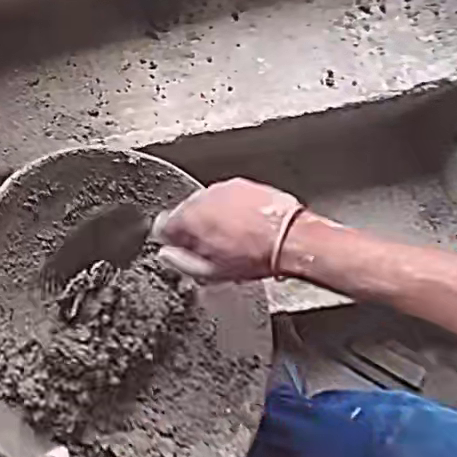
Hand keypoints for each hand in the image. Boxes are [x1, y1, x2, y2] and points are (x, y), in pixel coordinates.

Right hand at [152, 178, 304, 280]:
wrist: (294, 240)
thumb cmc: (257, 257)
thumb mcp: (212, 271)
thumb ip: (182, 262)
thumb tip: (167, 256)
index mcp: (187, 218)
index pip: (163, 226)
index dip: (171, 240)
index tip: (182, 248)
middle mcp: (201, 198)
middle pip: (185, 213)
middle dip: (194, 228)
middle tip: (211, 246)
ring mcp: (223, 189)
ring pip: (207, 204)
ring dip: (213, 217)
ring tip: (233, 236)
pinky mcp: (243, 185)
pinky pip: (228, 198)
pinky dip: (232, 209)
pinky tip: (246, 225)